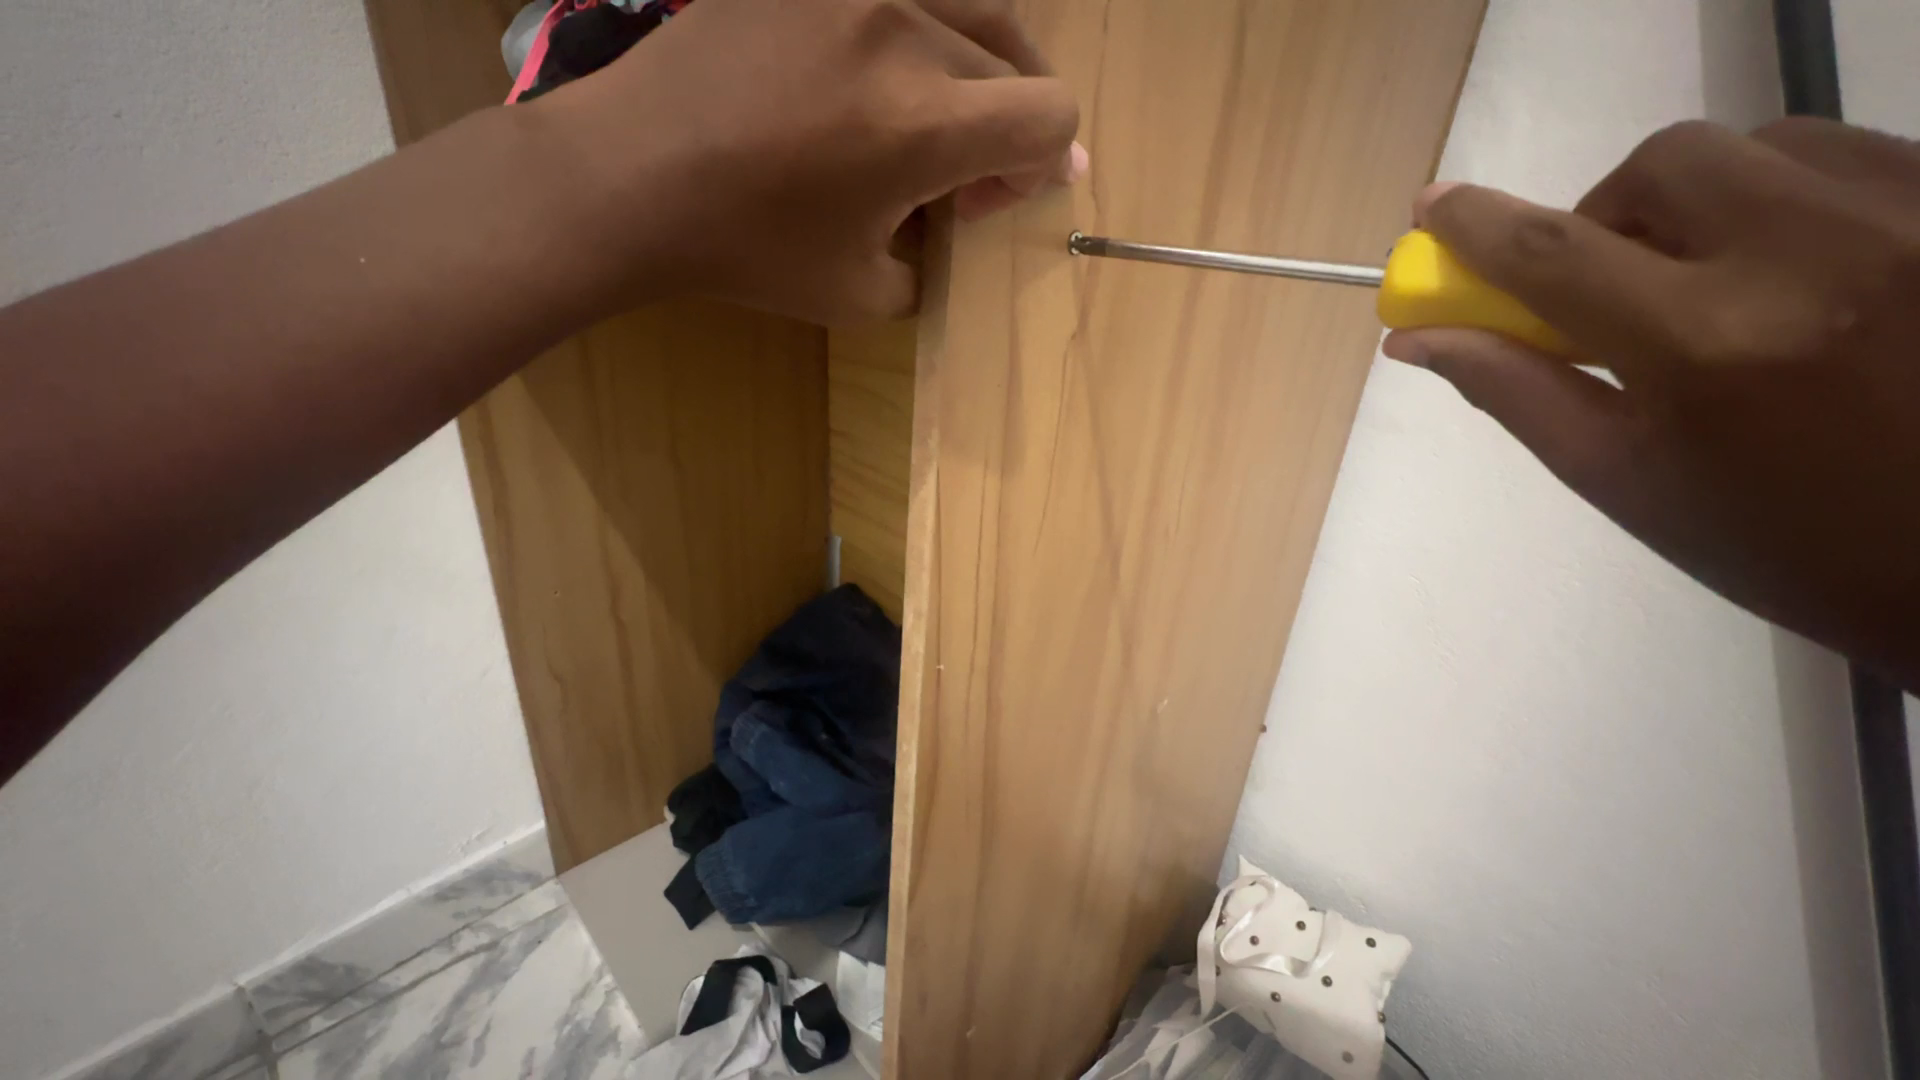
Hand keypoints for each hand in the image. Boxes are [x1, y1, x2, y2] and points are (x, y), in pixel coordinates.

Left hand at [540, 0, 1084, 323]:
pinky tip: (886, 67)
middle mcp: (904, 29)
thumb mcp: (861, 294)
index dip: (1044, 164)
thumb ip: (936, 262)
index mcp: (924, 122)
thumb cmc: (749, 250)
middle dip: (1006, 128)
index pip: (1050, 115)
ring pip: (970, 4)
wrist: (632, 178)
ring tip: (939, 106)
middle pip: (1014, 62)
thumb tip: (961, 221)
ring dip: (980, 64)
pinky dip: (921, 27)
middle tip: (957, 176)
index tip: (992, 198)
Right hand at [1382, 118, 1919, 688]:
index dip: (1478, 225)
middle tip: (1603, 284)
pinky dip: (1782, 199)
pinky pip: (1844, 159)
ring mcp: (1913, 218)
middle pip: (1662, 166)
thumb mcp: (1619, 476)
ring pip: (1760, 147)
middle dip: (1604, 213)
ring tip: (1706, 282)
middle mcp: (1814, 255)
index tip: (1432, 207)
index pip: (1555, 253)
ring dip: (1696, 204)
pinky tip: (1789, 272)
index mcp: (1704, 343)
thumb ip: (1514, 390)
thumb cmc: (1773, 538)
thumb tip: (1418, 339)